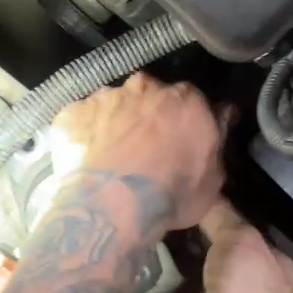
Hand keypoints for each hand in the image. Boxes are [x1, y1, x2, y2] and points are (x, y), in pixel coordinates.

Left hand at [52, 73, 231, 231]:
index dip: (185, 121)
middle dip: (148, 116)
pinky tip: (85, 159)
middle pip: (149, 96)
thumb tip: (221, 117)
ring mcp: (103, 97)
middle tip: (144, 149)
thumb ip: (216, 141)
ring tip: (111, 157)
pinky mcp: (71, 113)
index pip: (190, 101)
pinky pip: (80, 120)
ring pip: (113, 105)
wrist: (112, 206)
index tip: (181, 140)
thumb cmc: (169, 196)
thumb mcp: (212, 179)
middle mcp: (144, 87)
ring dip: (114, 123)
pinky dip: (83, 134)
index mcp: (185, 98)